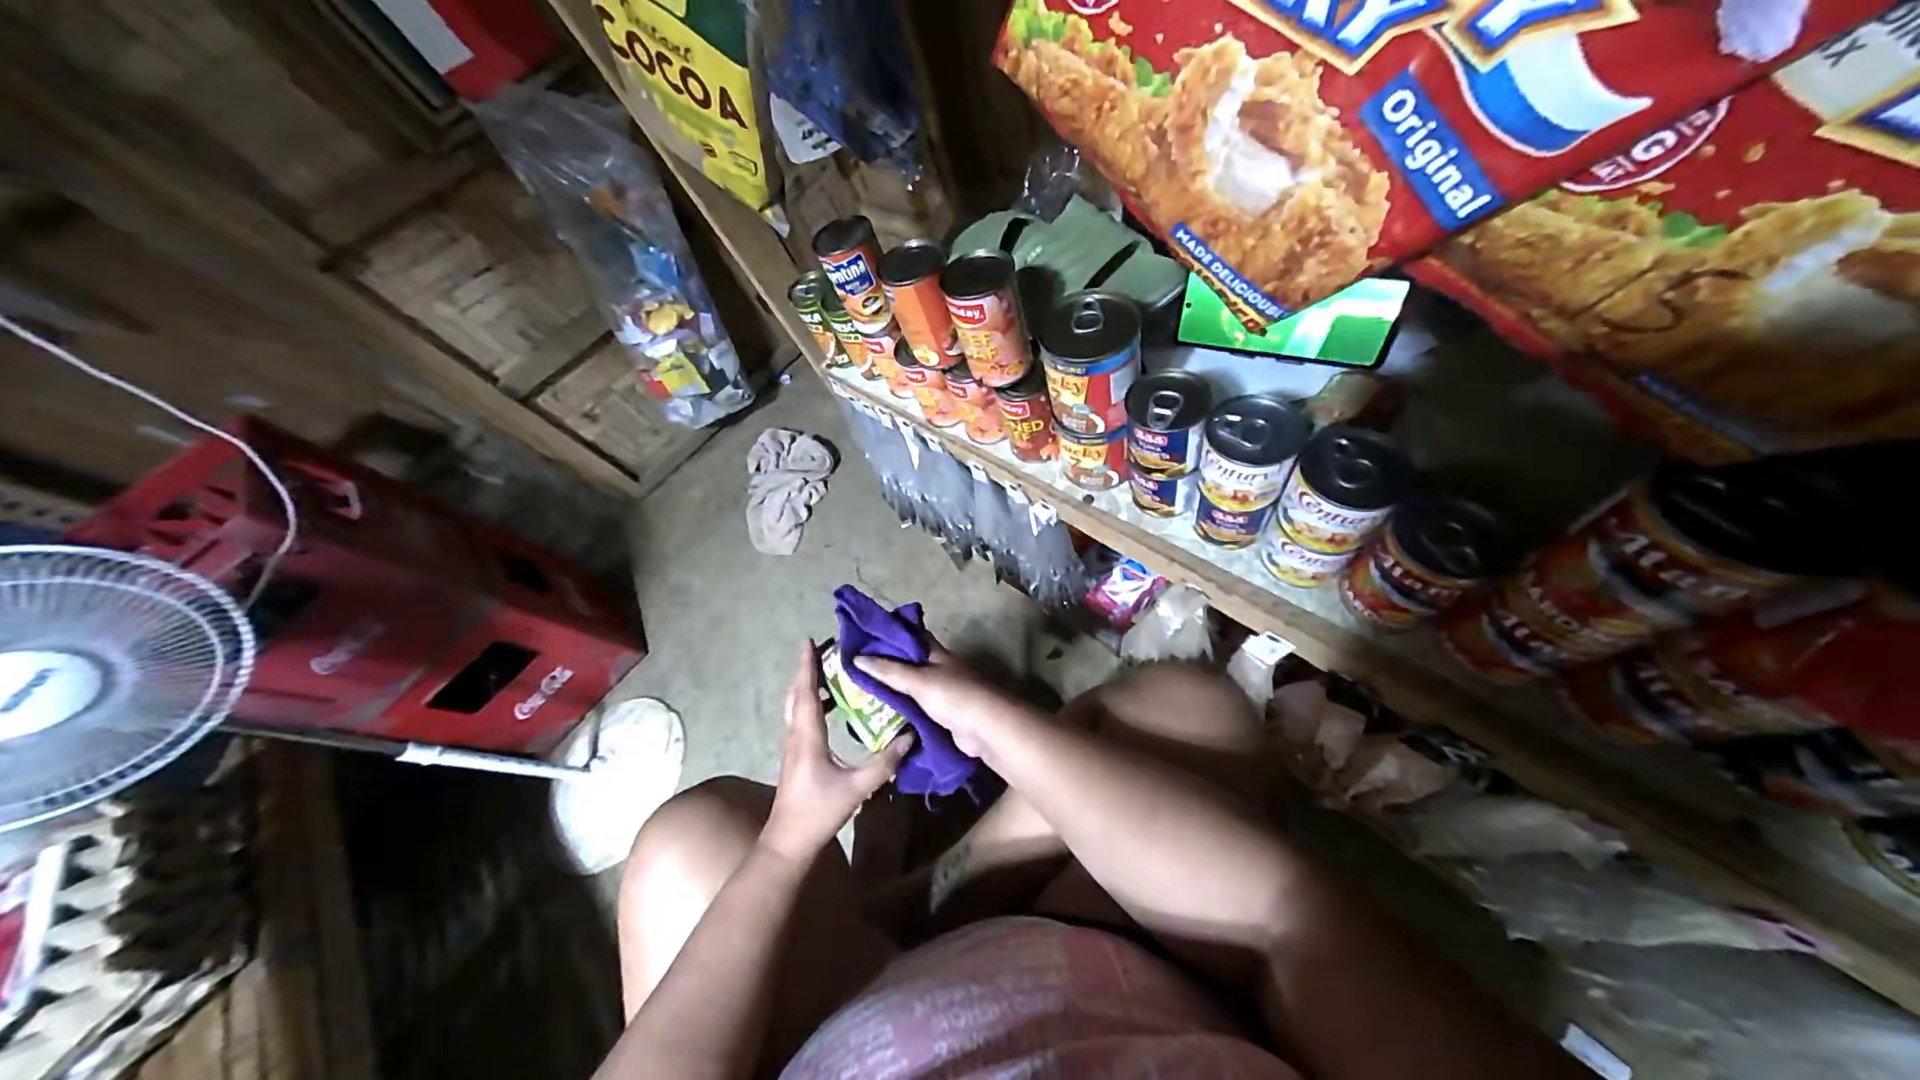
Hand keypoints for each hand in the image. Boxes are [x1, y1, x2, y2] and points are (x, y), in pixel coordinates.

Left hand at [760, 640, 913, 860]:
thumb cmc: (818, 812)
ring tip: (829, 672)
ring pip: (796, 707)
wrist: (788, 842)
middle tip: (824, 650)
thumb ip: (884, 763)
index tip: (809, 641)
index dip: (807, 666)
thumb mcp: (857, 788)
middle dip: (807, 669)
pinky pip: (801, 719)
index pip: (806, 693)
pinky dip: (811, 704)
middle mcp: (796, 736)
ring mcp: (793, 747)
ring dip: (808, 686)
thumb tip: (910, 737)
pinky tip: (830, 708)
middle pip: (797, 695)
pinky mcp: (796, 757)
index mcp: (807, 737)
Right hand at [854, 645, 1035, 762]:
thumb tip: (856, 658)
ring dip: (893, 693)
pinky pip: (918, 712)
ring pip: (913, 690)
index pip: (911, 636)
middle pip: (910, 664)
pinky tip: (883, 719)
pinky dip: (903, 714)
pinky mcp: (945, 717)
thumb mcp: (918, 680)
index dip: (890, 634)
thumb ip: (889, 671)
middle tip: (855, 671)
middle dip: (886, 667)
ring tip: (862, 697)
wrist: (986, 729)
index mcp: (937, 653)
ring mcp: (944, 694)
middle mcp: (941, 669)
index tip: (864, 637)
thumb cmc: (954, 695)